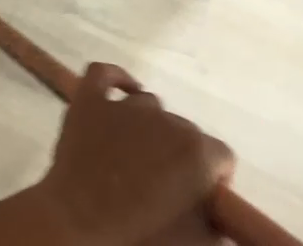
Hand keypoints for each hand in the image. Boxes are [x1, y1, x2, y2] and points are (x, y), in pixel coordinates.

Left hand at [34, 63, 234, 245]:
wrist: (80, 221)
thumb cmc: (143, 233)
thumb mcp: (196, 238)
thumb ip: (217, 221)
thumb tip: (220, 216)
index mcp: (198, 151)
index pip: (222, 155)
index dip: (213, 176)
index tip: (199, 195)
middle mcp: (165, 119)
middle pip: (184, 130)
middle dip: (178, 152)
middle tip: (161, 180)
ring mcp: (123, 105)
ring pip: (147, 104)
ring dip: (147, 124)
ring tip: (134, 152)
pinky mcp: (88, 99)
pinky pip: (102, 73)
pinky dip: (115, 77)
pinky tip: (122, 90)